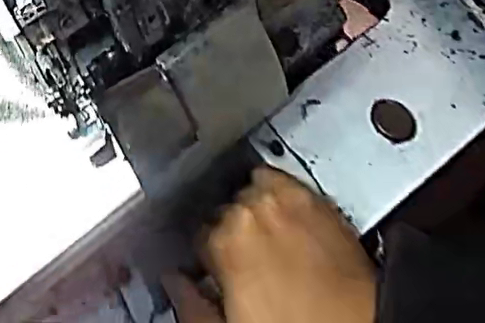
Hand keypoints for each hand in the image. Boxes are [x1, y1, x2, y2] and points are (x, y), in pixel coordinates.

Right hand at [165, 167, 377, 322]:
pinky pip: (279, 180)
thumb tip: (173, 281)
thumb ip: (193, 303)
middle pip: (223, 209)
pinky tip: (283, 220)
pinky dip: (275, 195)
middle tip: (244, 260)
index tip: (213, 267)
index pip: (196, 233)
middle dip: (229, 232)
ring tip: (266, 239)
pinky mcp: (311, 194)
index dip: (205, 254)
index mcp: (224, 240)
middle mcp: (250, 208)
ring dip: (252, 210)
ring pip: (249, 191)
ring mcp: (283, 197)